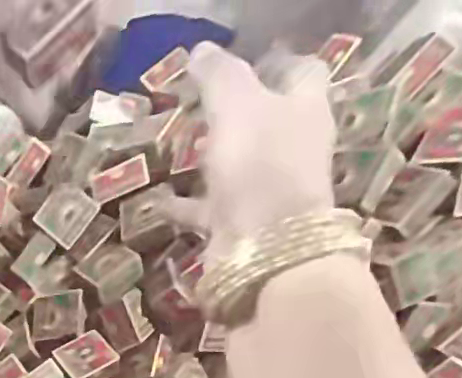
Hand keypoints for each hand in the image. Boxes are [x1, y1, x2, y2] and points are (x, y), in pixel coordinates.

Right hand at [183, 43, 335, 252]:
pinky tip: (157, 200)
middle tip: (200, 105)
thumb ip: (218, 76)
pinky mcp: (237, 224)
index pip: (300, 72)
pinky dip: (183, 205)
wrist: (261, 244)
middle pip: (265, 121)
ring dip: (208, 160)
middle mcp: (290, 148)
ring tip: (176, 150)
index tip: (247, 59)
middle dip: (236, 113)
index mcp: (304, 109)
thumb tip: (200, 49)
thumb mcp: (236, 106)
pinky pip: (206, 209)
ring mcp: (264, 190)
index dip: (276, 62)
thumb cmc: (259, 164)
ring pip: (235, 166)